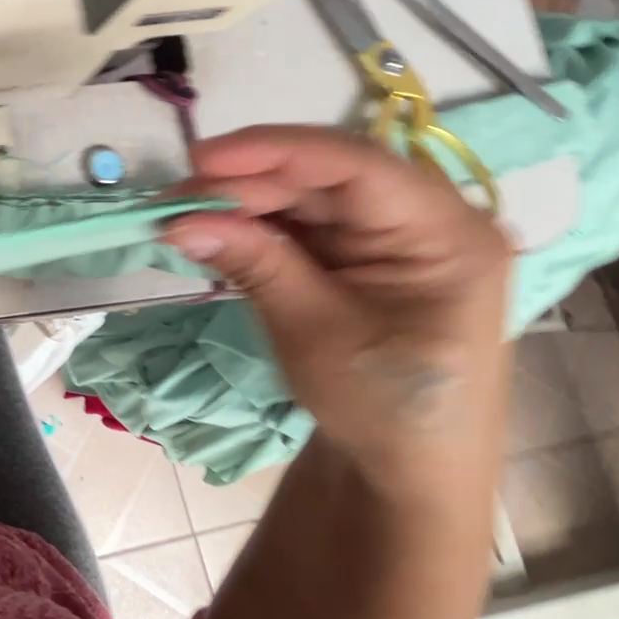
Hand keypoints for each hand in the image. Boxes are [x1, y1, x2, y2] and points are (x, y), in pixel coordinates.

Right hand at [166, 126, 513, 467]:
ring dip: (239, 204)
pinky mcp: (357, 255)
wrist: (406, 466)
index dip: (275, 152)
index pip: (356, 165)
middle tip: (172, 200)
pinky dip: (251, 227)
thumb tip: (178, 221)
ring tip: (178, 216)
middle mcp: (423, 220)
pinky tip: (210, 231)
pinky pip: (299, 225)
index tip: (200, 159)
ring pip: (304, 197)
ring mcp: (388, 237)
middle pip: (323, 177)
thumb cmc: (384, 403)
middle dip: (245, 182)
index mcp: (446, 232)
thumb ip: (254, 263)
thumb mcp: (314, 330)